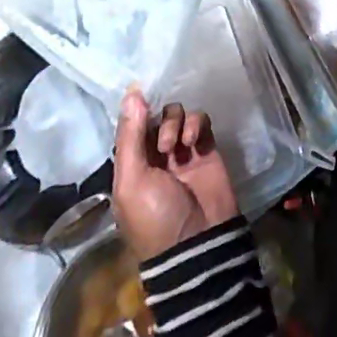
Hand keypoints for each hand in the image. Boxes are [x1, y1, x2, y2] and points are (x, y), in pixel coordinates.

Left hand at [111, 89, 238, 259]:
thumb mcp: (132, 180)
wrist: (198, 243)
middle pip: (154, 115)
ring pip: (177, 114)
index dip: (135, 111)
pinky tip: (193, 141)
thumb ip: (130, 135)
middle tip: (163, 145)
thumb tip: (131, 92)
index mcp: (131, 163)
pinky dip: (196, 124)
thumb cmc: (155, 216)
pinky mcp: (206, 149)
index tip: (140, 97)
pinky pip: (200, 121)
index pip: (131, 124)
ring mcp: (182, 151)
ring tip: (179, 146)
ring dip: (175, 122)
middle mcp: (155, 154)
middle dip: (158, 121)